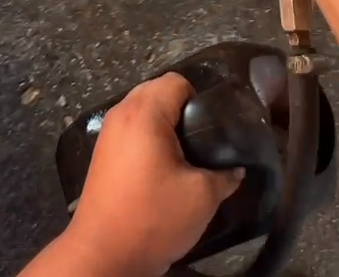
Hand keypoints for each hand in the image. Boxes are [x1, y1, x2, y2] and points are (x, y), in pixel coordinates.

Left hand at [55, 74, 243, 275]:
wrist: (103, 255)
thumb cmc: (152, 218)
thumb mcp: (200, 198)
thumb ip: (224, 176)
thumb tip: (236, 168)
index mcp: (144, 112)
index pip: (177, 82)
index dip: (200, 100)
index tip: (212, 129)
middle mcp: (121, 112)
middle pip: (158, 91)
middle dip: (182, 111)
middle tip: (203, 143)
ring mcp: (108, 131)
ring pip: (143, 110)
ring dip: (164, 125)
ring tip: (185, 157)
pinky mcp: (102, 151)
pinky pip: (131, 128)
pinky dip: (148, 138)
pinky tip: (161, 168)